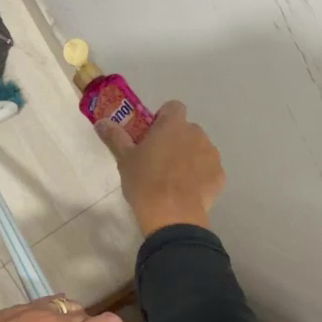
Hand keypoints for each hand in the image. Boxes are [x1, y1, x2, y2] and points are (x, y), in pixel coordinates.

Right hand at [97, 100, 224, 234]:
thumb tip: (101, 122)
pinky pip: (208, 169)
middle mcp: (197, 134)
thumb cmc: (145, 182)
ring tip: (172, 179)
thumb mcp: (124, 159)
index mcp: (173, 125)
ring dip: (188, 157)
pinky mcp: (219, 175)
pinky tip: (186, 192)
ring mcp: (211, 155)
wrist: (173, 215)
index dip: (162, 118)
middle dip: (175, 140)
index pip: (173, 107)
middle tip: (157, 160)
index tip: (151, 135)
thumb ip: (115, 137)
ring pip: (199, 149)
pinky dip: (199, 176)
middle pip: (186, 129)